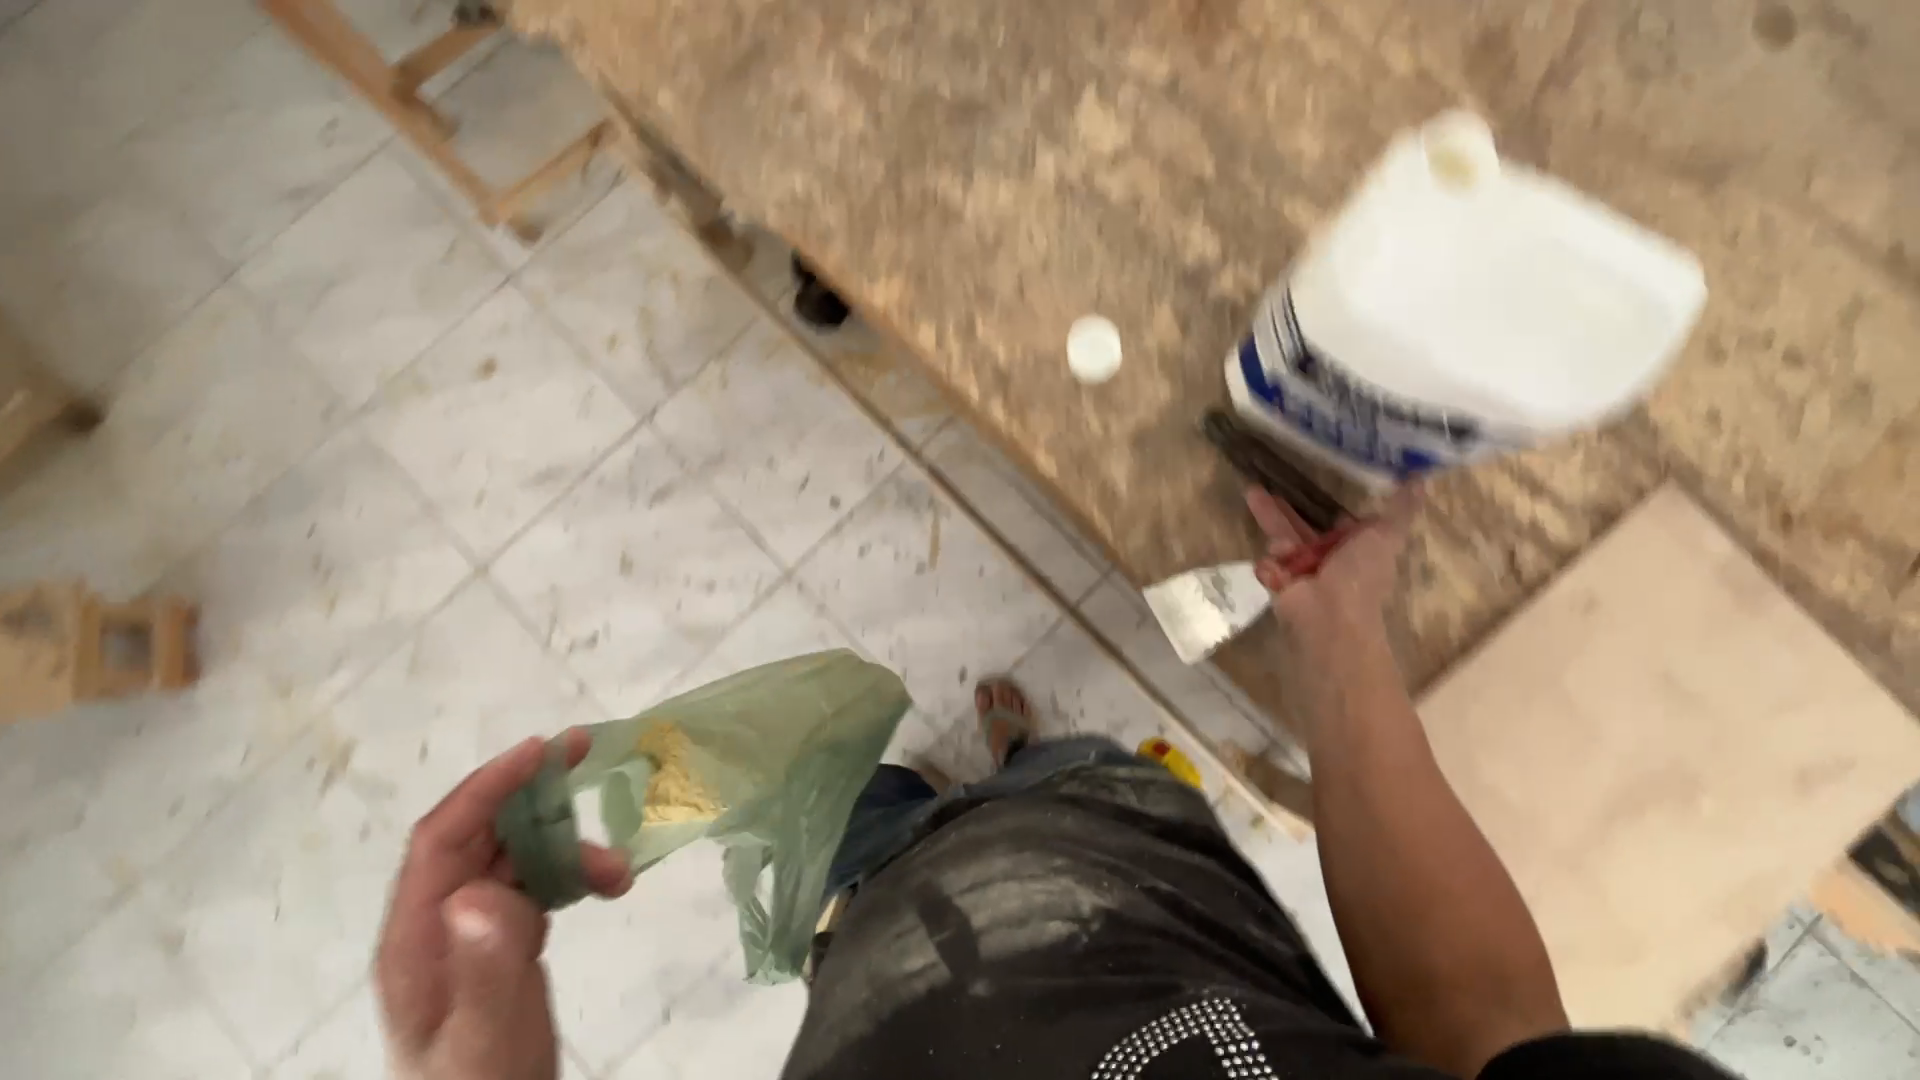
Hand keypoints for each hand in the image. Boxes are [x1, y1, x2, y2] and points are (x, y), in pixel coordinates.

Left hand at [376, 731, 632, 1079]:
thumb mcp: (487, 1037)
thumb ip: (484, 967)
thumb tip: (480, 892)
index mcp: (416, 938)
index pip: (442, 840)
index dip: (488, 788)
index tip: (541, 750)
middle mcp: (439, 924)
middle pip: (480, 836)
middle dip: (531, 792)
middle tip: (586, 753)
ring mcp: (472, 934)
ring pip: (516, 858)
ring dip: (568, 846)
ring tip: (618, 870)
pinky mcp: (503, 944)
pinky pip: (537, 886)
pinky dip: (574, 875)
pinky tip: (609, 888)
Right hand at [1246, 483, 1419, 656]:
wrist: (1330, 617)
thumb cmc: (1361, 575)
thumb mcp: (1386, 535)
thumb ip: (1401, 508)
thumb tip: (1420, 477)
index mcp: (1354, 547)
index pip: (1337, 521)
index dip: (1324, 505)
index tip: (1308, 480)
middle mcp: (1327, 558)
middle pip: (1299, 526)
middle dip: (1280, 508)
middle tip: (1259, 485)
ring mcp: (1300, 571)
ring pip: (1280, 539)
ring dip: (1270, 519)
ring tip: (1252, 493)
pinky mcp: (1278, 583)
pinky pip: (1268, 565)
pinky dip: (1271, 563)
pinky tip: (1278, 567)